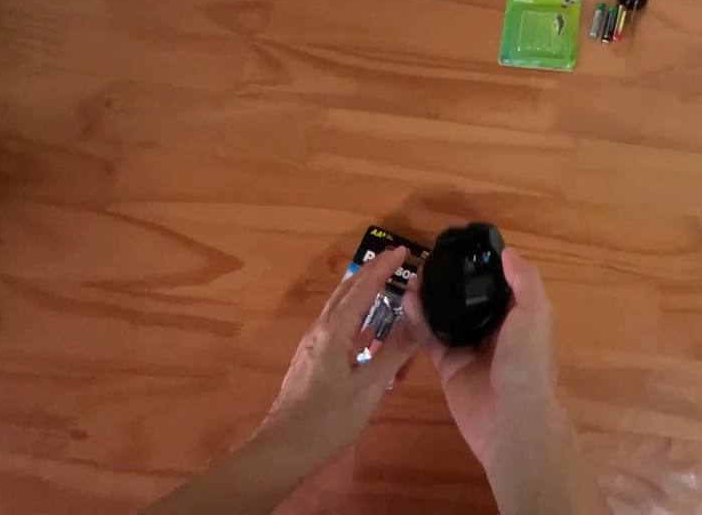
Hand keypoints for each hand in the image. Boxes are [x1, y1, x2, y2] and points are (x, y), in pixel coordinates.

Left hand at [142, 247, 419, 514]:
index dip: (383, 267)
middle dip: (370, 272)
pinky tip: (368, 330)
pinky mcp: (313, 362)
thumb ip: (395, 351)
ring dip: (361, 291)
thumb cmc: (327, 418)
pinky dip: (356, 316)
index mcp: (334, 330)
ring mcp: (314, 346)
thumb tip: (420, 317)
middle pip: (346, 291)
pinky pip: (338, 326)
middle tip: (394, 259)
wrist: (281, 452)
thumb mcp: (370, 387)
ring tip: (383, 284)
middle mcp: (321, 330)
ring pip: (340, 308)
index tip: (403, 250)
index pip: (363, 287)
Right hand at [406, 247, 604, 514]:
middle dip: (451, 279)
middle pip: (469, 297)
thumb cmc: (527, 361)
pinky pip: (431, 338)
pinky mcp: (448, 366)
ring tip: (414, 277)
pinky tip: (407, 301)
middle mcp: (494, 328)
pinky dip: (418, 320)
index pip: (500, 283)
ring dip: (431, 296)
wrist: (509, 420)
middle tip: (430, 260)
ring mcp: (470, 347)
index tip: (461, 245)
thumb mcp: (535, 312)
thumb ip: (523, 280)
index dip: (482, 265)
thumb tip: (507, 252)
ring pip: (447, 315)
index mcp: (518, 315)